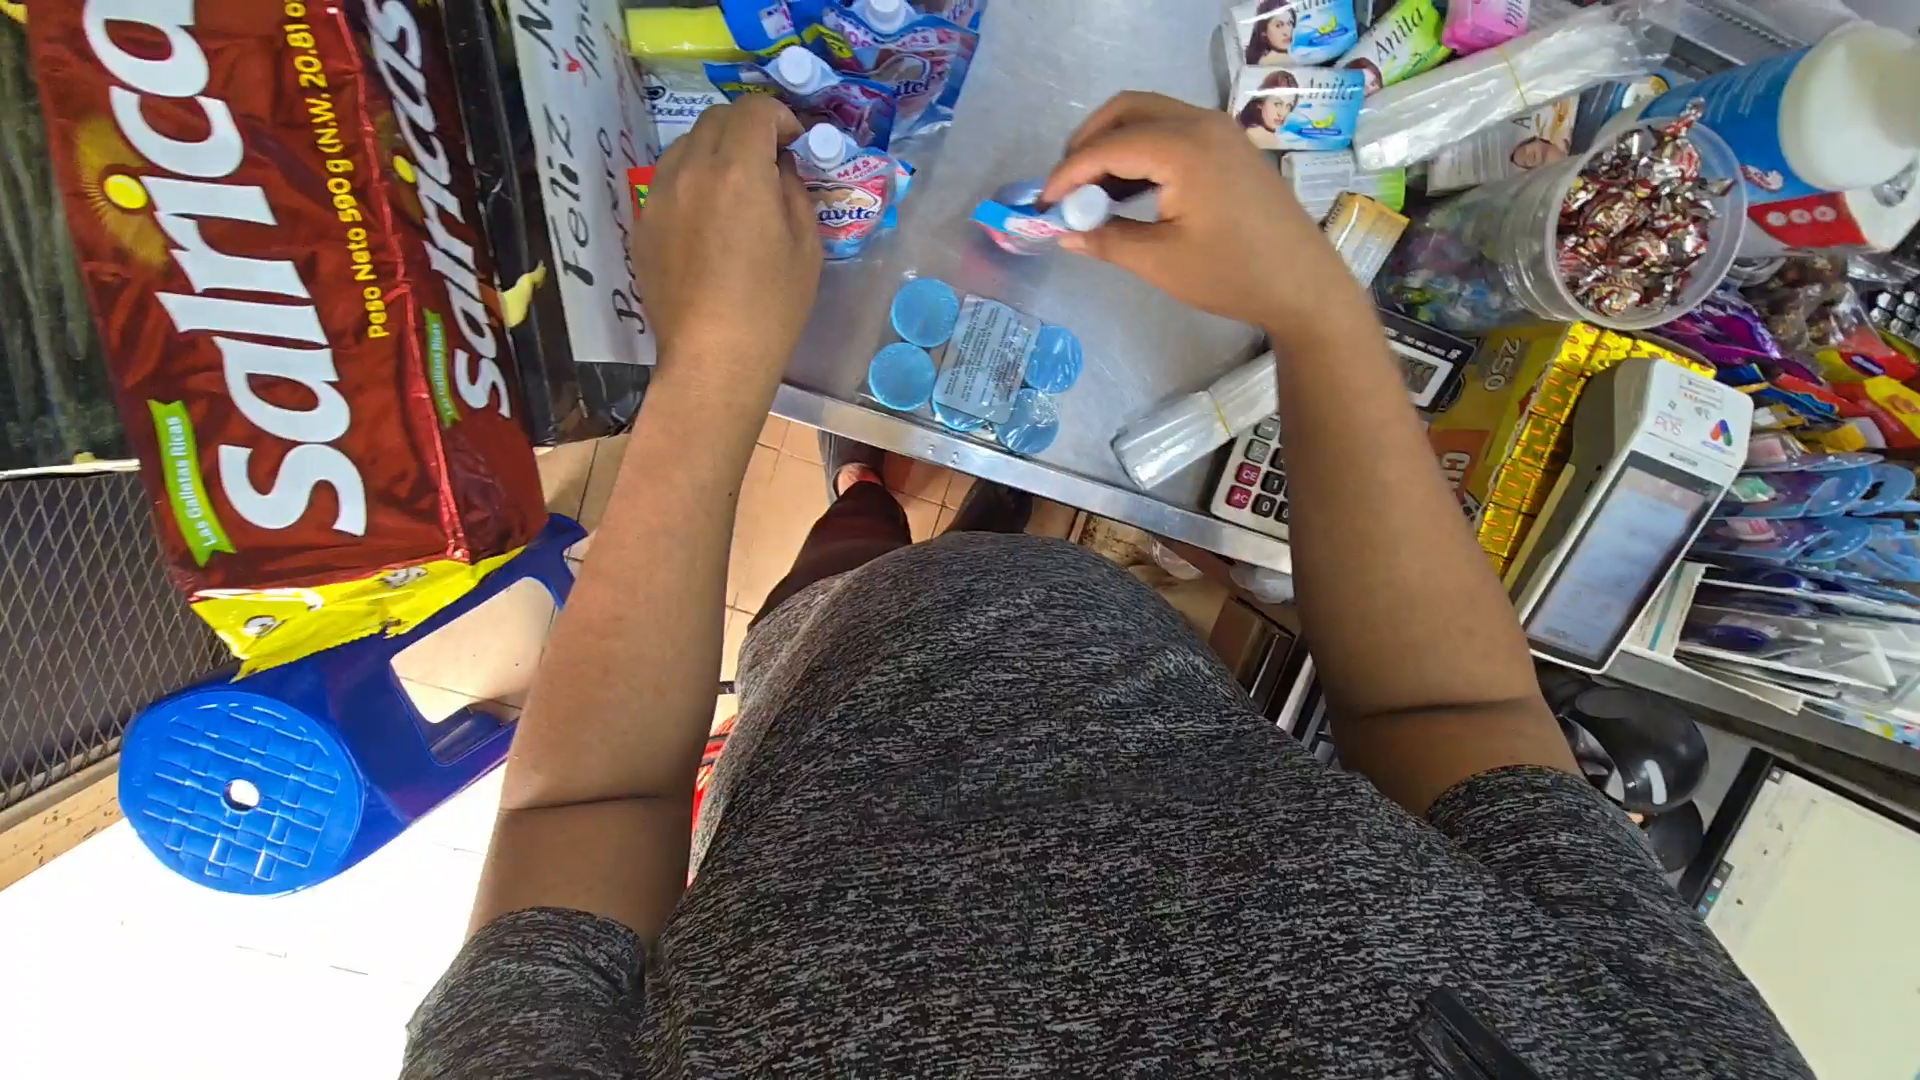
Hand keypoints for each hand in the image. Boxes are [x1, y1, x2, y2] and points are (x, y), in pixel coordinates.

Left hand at [634, 95, 821, 403]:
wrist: (715, 358)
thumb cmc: (772, 308)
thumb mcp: (806, 249)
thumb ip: (794, 194)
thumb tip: (780, 171)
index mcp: (740, 171)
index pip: (755, 110)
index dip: (780, 117)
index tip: (794, 142)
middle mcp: (692, 170)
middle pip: (716, 120)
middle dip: (746, 130)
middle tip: (768, 163)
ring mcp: (660, 197)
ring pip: (686, 148)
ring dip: (715, 154)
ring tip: (735, 192)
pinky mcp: (643, 226)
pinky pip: (669, 185)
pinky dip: (692, 186)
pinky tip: (709, 225)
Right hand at [1042, 93, 1365, 335]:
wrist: (1301, 283)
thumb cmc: (1231, 275)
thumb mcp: (1160, 262)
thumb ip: (1107, 241)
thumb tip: (1064, 234)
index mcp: (1185, 149)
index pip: (1110, 144)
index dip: (1070, 172)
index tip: (1044, 203)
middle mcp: (1202, 124)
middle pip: (1127, 110)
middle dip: (1087, 144)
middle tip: (1065, 188)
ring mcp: (1219, 132)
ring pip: (1150, 116)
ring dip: (1113, 146)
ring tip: (1089, 194)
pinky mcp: (1228, 147)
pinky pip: (1172, 132)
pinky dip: (1140, 152)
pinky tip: (1126, 193)